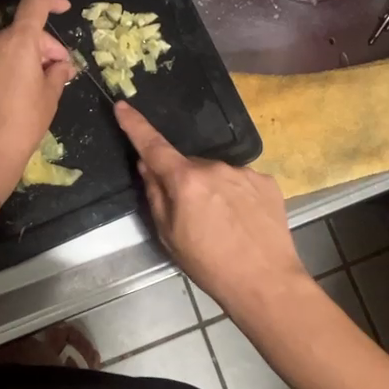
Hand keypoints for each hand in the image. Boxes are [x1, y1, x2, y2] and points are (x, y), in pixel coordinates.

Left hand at [0, 0, 74, 198]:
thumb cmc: (21, 126)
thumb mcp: (49, 99)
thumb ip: (57, 74)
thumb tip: (61, 65)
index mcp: (18, 42)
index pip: (34, 6)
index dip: (51, 1)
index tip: (64, 8)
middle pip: (22, 32)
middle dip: (43, 46)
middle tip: (57, 72)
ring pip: (5, 48)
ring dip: (23, 58)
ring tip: (35, 88)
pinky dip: (5, 68)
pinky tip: (12, 95)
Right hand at [114, 102, 310, 318]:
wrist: (266, 283)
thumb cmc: (210, 265)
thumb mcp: (169, 236)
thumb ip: (155, 194)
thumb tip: (147, 165)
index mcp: (186, 180)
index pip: (154, 146)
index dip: (135, 125)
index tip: (122, 105)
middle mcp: (215, 166)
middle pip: (189, 166)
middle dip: (184, 182)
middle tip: (191, 218)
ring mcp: (244, 172)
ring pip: (216, 174)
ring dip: (212, 190)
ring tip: (223, 226)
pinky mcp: (267, 181)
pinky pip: (241, 182)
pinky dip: (236, 196)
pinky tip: (243, 222)